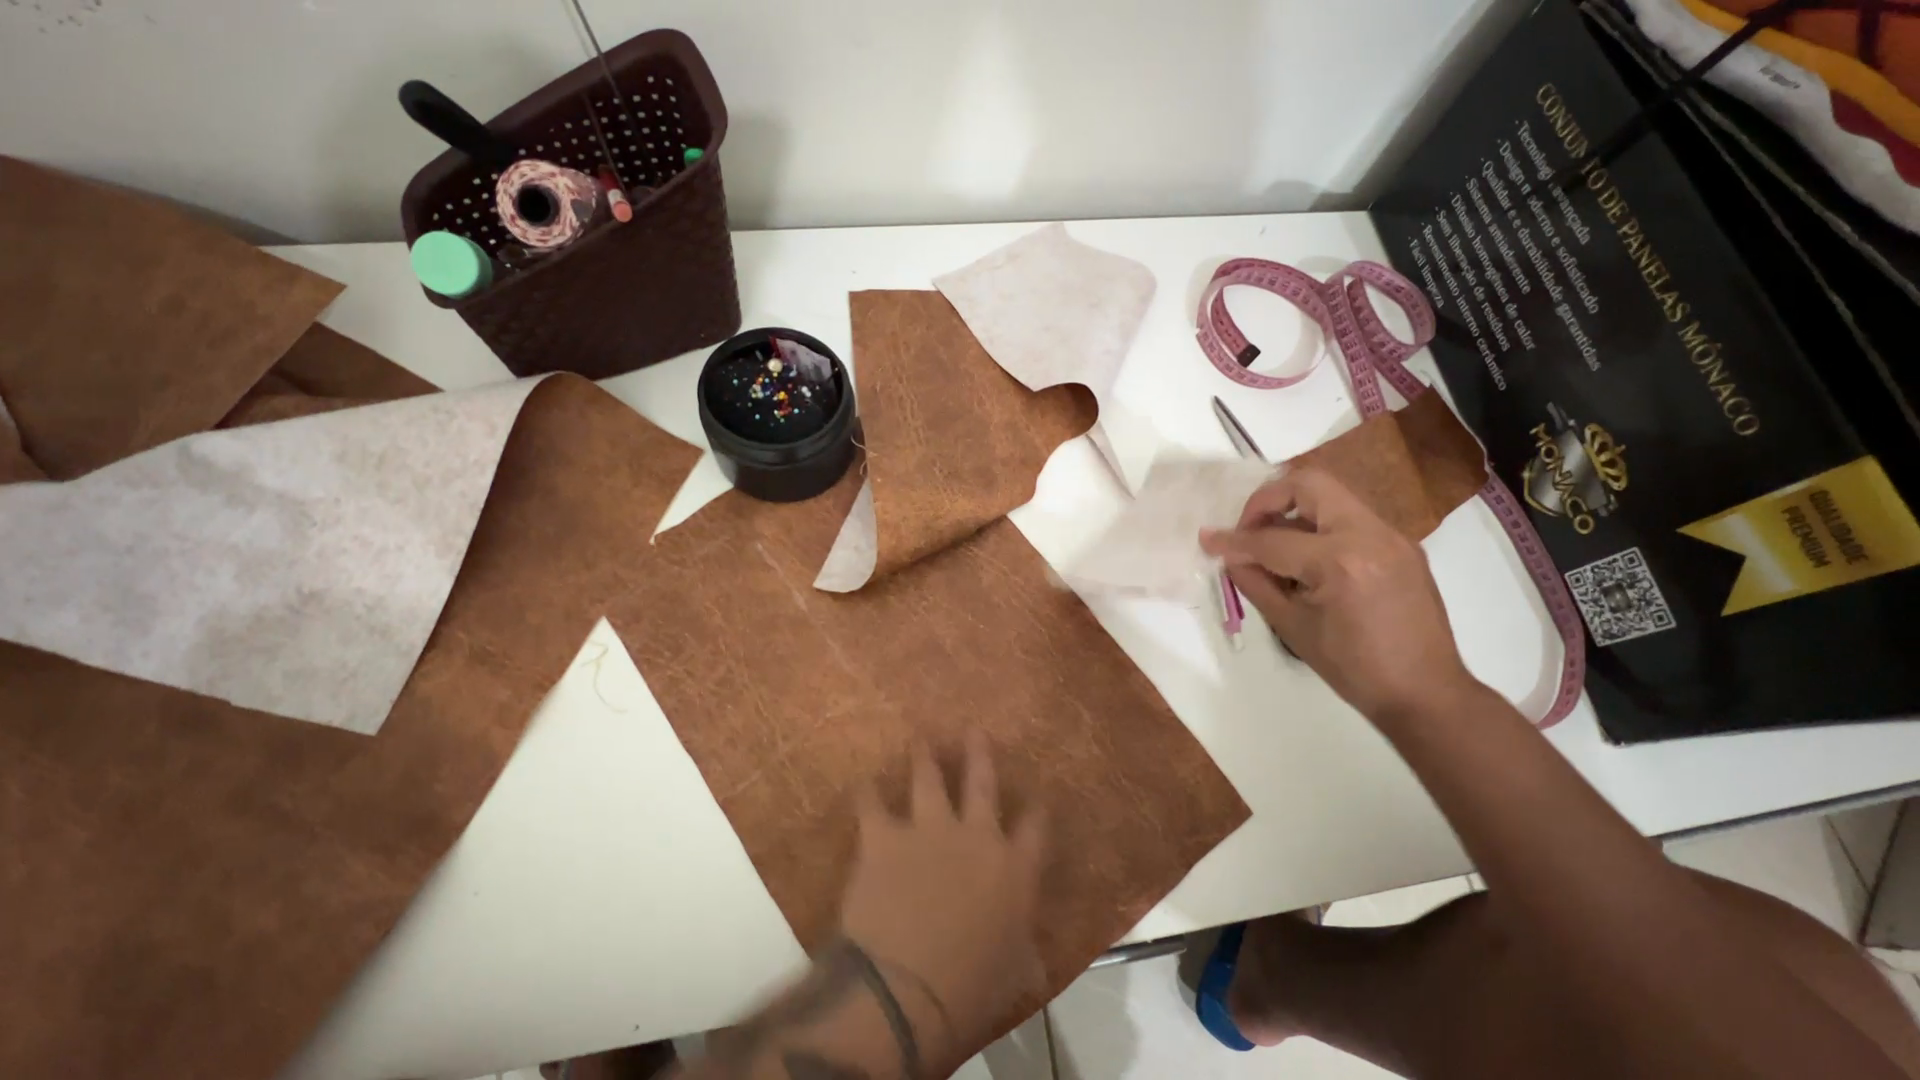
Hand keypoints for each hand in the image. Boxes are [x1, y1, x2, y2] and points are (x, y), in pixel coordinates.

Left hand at [838, 734, 1047, 1068]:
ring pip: (929, 780)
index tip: (1037, 798)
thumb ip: (1024, 955)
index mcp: (1015, 870)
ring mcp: (929, 830)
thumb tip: (1034, 963)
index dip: (1036, 811)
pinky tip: (864, 781)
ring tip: (922, 741)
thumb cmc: (971, 988)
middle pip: (982, 784)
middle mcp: (976, 837)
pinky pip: (872, 803)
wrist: (907, 987)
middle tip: (975, 730)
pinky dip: (867, 792)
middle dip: (980, 755)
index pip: (1035, 828)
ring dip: (925, 759)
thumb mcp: (1014, 974)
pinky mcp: (884, 836)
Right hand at [1200, 468, 1476, 723]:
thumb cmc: (1354, 670)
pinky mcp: (1402, 546)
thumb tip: (1230, 557)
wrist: (1425, 692)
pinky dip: (1321, 529)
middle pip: (1308, 484)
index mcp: (1340, 560)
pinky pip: (1352, 520)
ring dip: (1295, 512)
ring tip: (1275, 547)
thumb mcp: (1293, 627)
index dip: (1233, 541)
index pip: (1272, 539)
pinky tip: (1308, 563)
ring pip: (1332, 498)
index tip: (1208, 540)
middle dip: (1267, 500)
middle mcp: (1369, 534)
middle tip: (1247, 529)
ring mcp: (1391, 536)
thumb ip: (1256, 583)